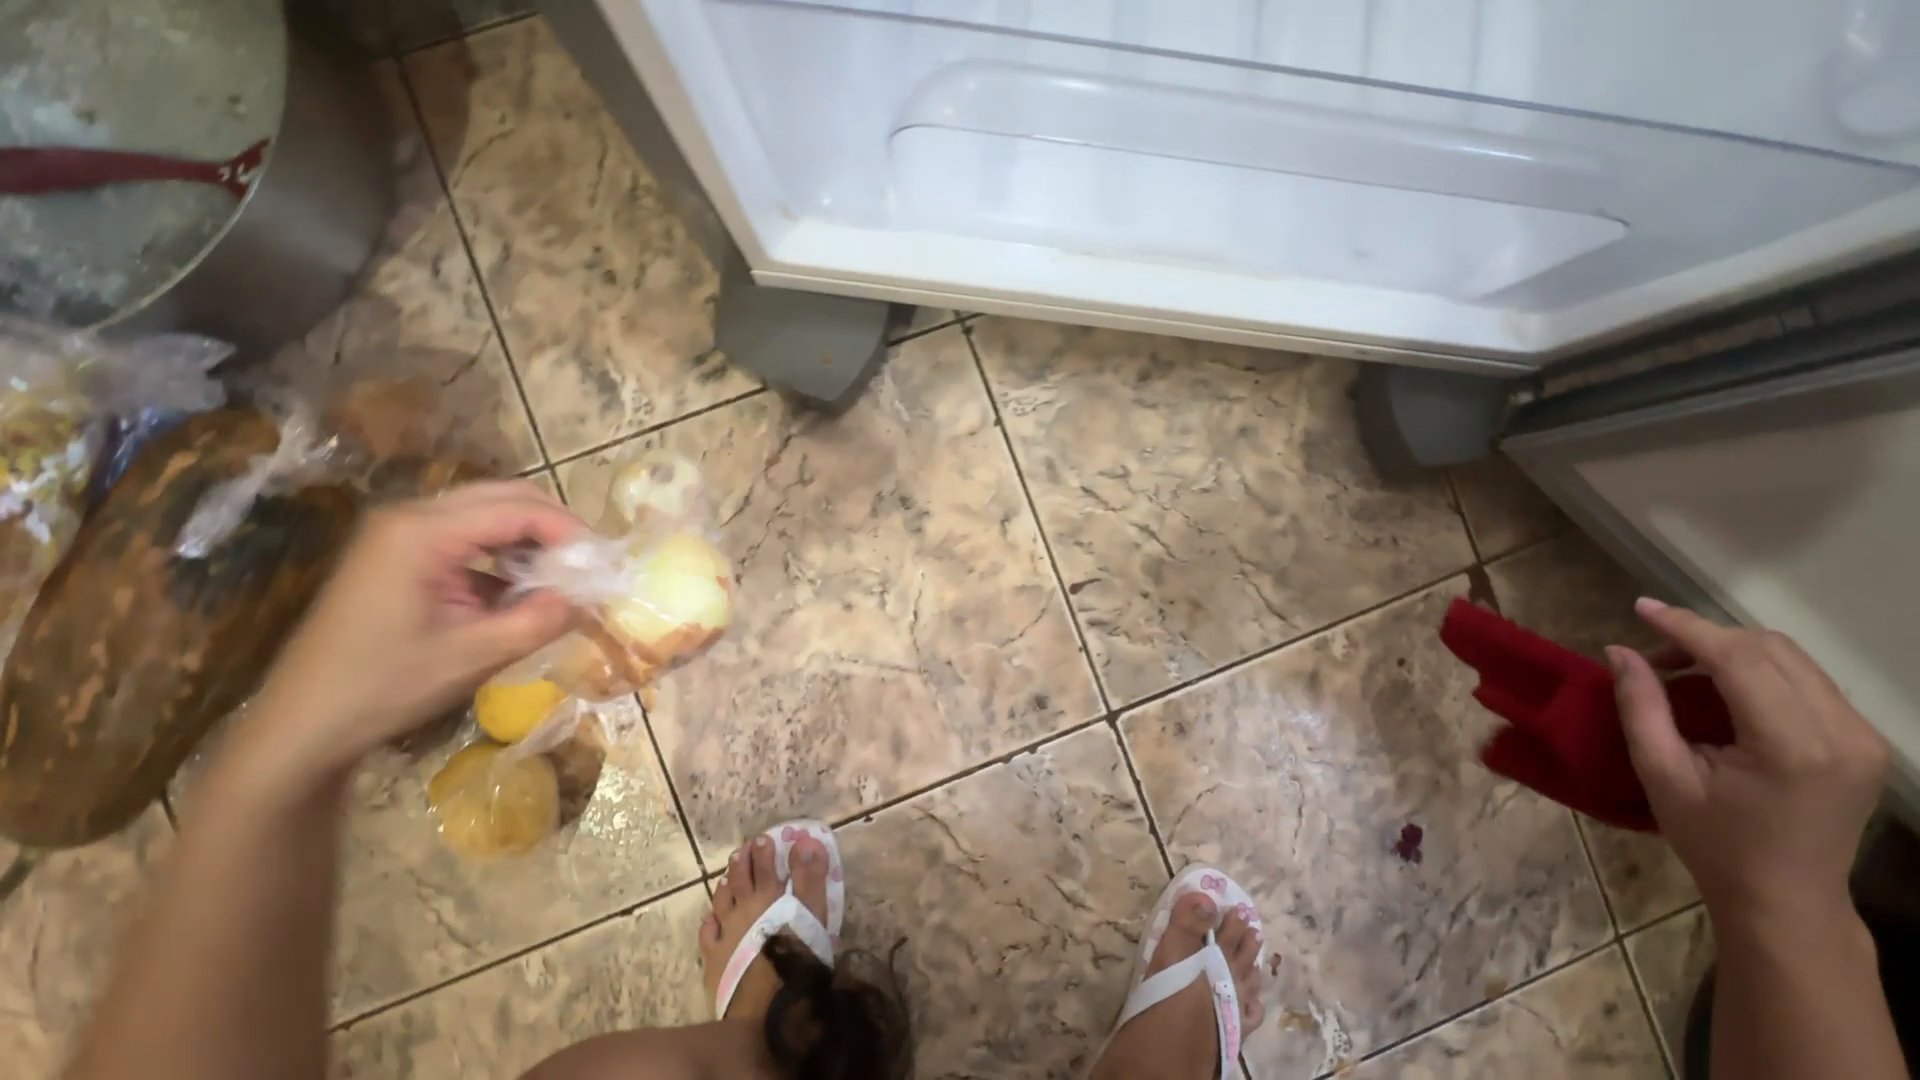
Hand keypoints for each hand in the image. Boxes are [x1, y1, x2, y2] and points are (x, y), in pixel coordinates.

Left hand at [235, 481, 585, 780]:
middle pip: (503, 497)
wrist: (304, 723)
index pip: (518, 509)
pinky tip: (523, 589)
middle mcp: (411, 517)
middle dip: (554, 526)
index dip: (569, 531)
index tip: (605, 563)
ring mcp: (400, 534)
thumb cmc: (386, 687)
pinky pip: (466, 537)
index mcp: (423, 532)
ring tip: (564, 577)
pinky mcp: (398, 555)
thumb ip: (540, 620)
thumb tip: (590, 599)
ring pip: (486, 513)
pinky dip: (503, 554)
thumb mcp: (475, 655)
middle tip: (591, 564)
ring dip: (530, 539)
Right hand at [1609, 598, 1886, 926]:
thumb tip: (1620, 651)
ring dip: (1732, 651)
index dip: (1686, 626)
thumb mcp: (1661, 774)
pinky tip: (1722, 690)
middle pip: (1771, 649)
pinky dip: (1758, 671)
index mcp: (1790, 745)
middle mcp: (1841, 732)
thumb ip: (1641, 707)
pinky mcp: (1863, 741)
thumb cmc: (1713, 841)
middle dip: (1706, 637)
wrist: (1786, 897)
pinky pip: (1808, 681)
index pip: (1739, 658)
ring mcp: (1862, 736)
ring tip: (1682, 671)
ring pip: (1792, 659)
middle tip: (1653, 657)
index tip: (1641, 608)